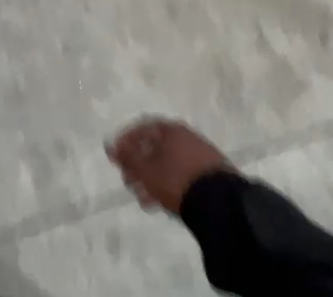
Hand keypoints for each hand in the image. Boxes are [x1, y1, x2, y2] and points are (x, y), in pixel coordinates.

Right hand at [106, 117, 234, 214]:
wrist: (223, 204)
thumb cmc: (176, 180)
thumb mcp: (145, 169)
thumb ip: (126, 156)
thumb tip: (108, 144)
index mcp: (170, 129)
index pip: (141, 129)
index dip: (125, 143)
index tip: (116, 160)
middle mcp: (187, 137)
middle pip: (155, 148)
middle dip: (138, 166)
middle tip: (129, 183)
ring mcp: (202, 156)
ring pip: (169, 164)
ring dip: (152, 179)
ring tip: (145, 199)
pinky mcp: (213, 175)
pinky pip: (183, 175)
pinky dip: (170, 184)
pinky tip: (163, 201)